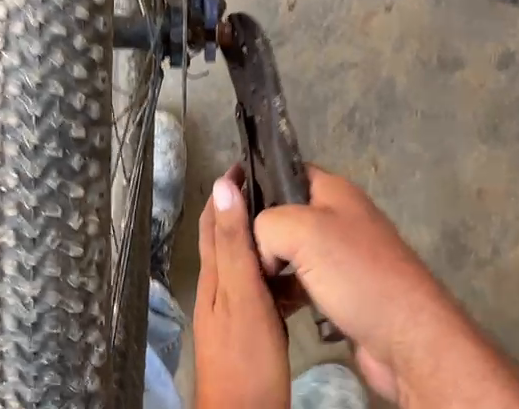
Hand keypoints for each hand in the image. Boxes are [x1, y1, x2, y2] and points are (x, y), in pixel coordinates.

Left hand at [193, 168, 289, 408]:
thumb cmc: (245, 355)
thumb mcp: (242, 293)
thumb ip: (233, 242)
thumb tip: (221, 185)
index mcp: (214, 271)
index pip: (214, 216)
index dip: (229, 187)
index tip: (253, 162)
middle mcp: (220, 284)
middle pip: (233, 235)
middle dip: (253, 208)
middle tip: (285, 190)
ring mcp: (236, 307)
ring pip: (253, 262)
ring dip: (270, 241)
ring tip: (301, 227)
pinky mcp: (253, 328)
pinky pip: (267, 289)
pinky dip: (282, 276)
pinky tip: (304, 278)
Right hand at [254, 167, 518, 407]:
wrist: (408, 339)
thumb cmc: (356, 273)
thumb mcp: (301, 230)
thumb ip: (266, 223)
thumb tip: (260, 249)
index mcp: (334, 190)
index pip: (285, 170)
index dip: (257, 180)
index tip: (227, 202)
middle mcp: (339, 217)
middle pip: (286, 213)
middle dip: (260, 228)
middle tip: (233, 245)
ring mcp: (343, 257)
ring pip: (292, 251)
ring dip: (272, 264)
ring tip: (247, 276)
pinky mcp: (344, 293)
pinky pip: (304, 282)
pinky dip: (288, 290)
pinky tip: (272, 302)